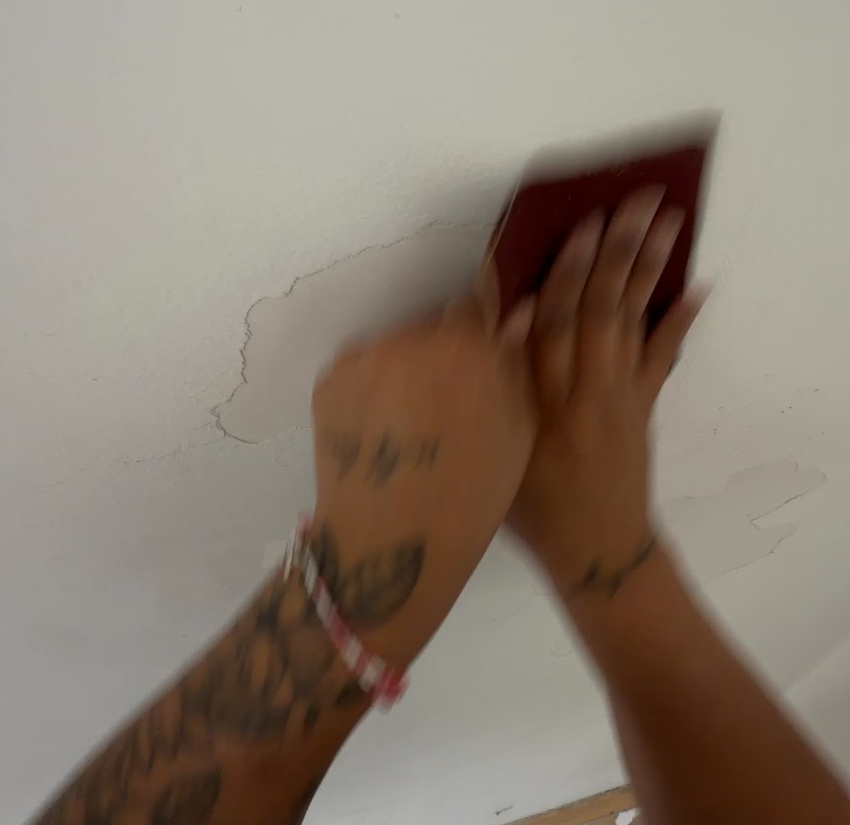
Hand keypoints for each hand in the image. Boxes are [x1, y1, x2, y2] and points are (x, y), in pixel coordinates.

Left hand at [309, 297, 536, 663]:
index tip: (480, 368)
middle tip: (446, 405)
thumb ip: (515, 360)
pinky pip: (363, 369)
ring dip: (406, 369)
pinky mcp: (330, 378)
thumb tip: (517, 308)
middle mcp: (411, 338)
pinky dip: (373, 389)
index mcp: (466, 345)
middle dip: (443, 353)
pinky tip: (381, 431)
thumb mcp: (520, 427)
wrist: (390, 543)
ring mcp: (364, 357)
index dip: (481, 336)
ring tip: (409, 425)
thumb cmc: (472, 492)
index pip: (476, 305)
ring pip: (396, 347)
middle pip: (433, 326)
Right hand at [508, 188, 706, 596]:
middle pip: (597, 310)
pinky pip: (663, 357)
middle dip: (613, 251)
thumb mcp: (496, 453)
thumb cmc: (531, 508)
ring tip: (667, 221)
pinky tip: (700, 285)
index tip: (578, 225)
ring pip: (631, 321)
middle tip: (632, 201)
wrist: (598, 554)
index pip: (549, 324)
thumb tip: (500, 323)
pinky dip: (680, 319)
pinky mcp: (644, 406)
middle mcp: (583, 390)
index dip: (564, 273)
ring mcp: (621, 396)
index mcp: (539, 401)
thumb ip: (497, 389)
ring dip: (648, 268)